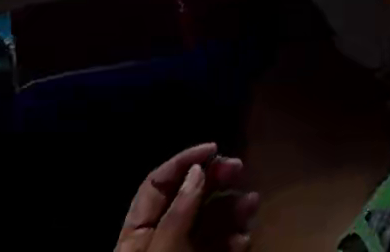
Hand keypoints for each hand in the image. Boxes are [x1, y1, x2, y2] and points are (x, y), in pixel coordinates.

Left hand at [115, 142, 259, 251]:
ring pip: (210, 220)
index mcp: (137, 234)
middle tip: (239, 169)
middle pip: (189, 196)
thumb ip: (178, 213)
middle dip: (216, 180)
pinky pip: (220, 246)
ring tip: (252, 205)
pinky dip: (234, 239)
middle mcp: (160, 239)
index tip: (213, 147)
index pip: (157, 183)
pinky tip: (244, 239)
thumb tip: (197, 168)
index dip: (184, 161)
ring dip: (234, 208)